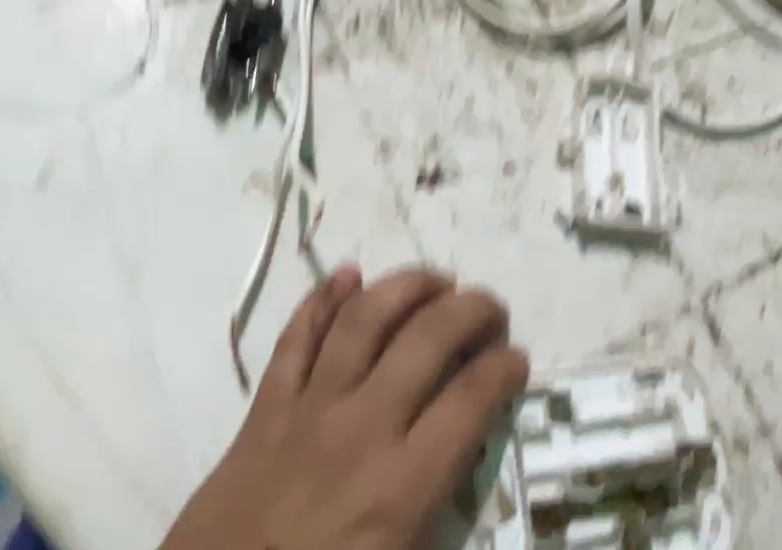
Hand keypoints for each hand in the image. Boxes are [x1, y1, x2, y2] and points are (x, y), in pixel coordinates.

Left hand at [162, 265, 529, 549]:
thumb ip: (438, 508)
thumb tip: (465, 458)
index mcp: (402, 484)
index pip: (471, 401)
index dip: (504, 369)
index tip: (516, 358)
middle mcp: (361, 428)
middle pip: (426, 340)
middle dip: (471, 311)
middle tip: (490, 308)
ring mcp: (308, 409)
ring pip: (363, 321)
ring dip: (406, 287)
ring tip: (437, 279)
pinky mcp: (264, 407)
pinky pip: (296, 339)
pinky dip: (321, 299)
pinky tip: (347, 274)